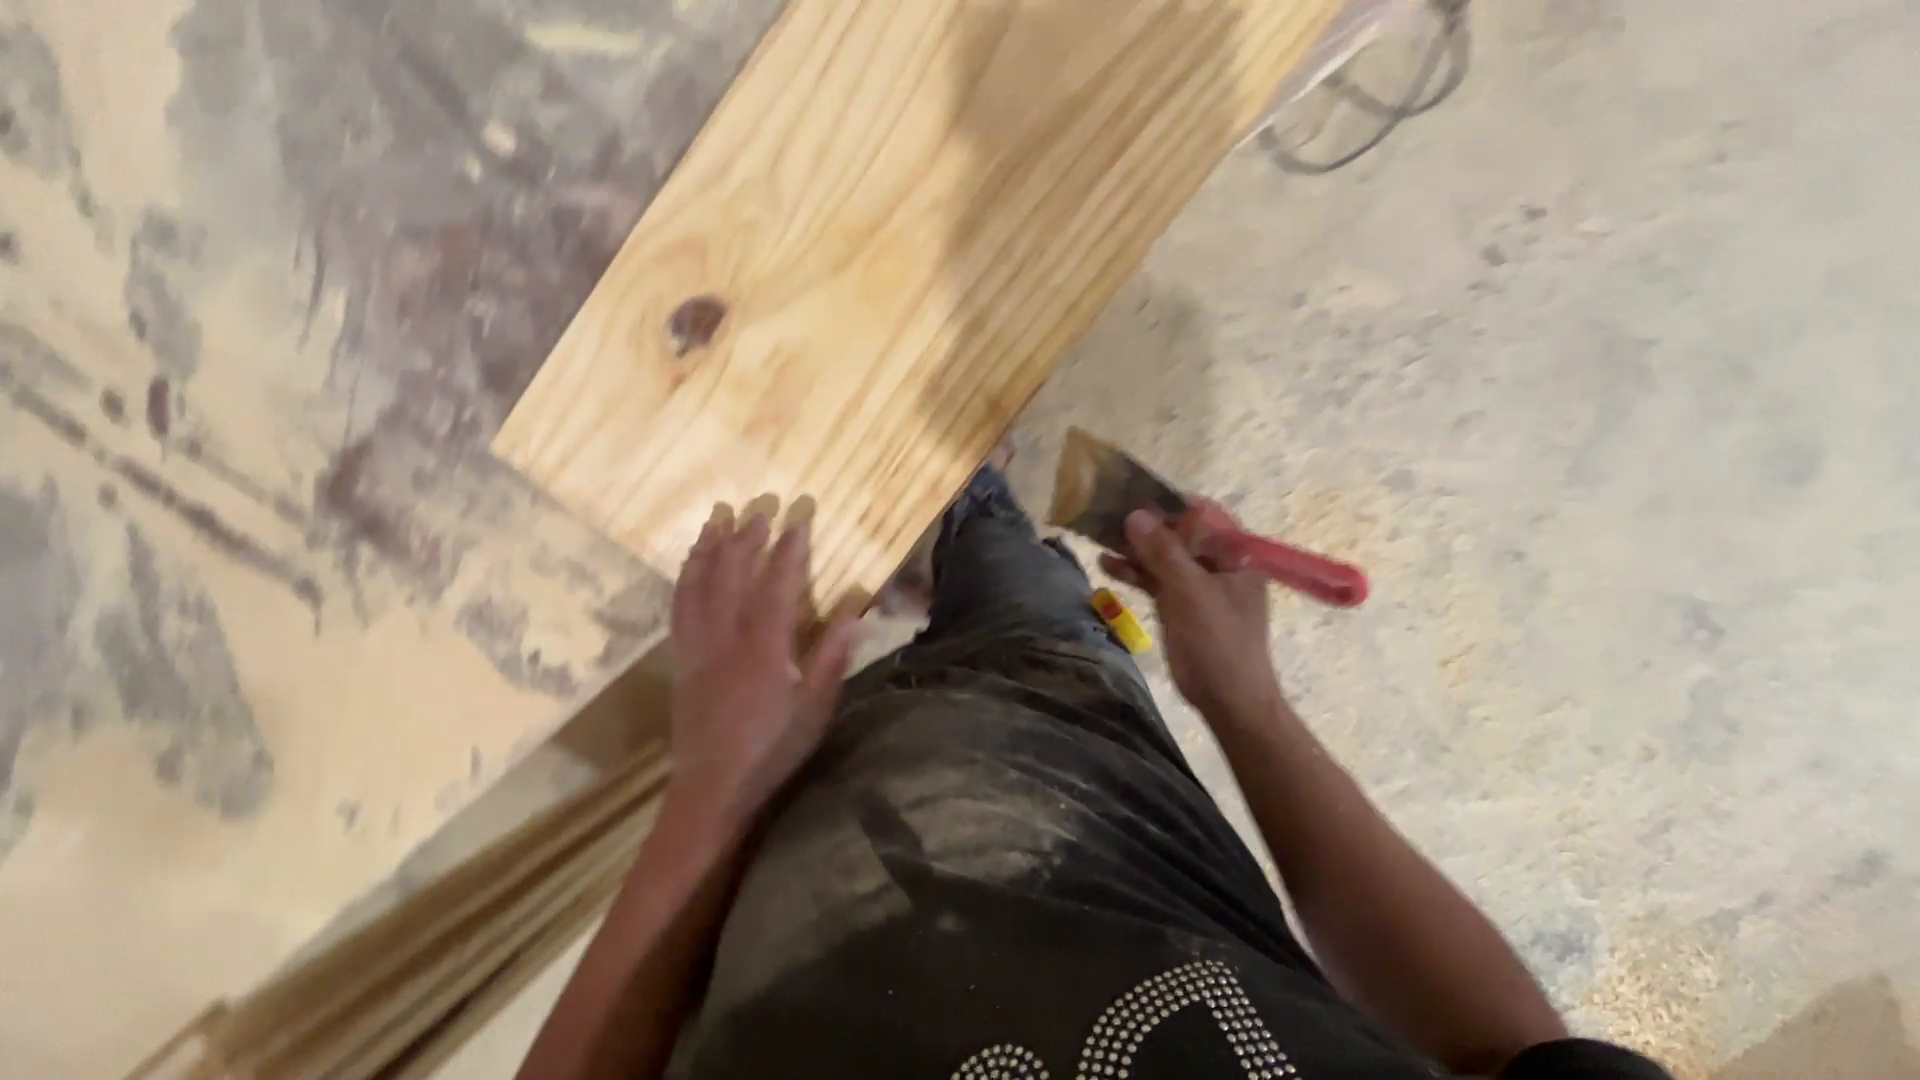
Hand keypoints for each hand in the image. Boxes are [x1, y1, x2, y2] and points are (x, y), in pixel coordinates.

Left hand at [667, 504, 859, 826]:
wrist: (713, 787)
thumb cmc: (773, 748)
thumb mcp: (816, 708)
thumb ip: (833, 655)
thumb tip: (854, 609)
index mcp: (765, 647)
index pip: (777, 582)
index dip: (789, 546)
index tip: (799, 515)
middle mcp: (726, 637)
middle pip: (733, 573)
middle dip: (747, 535)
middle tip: (760, 506)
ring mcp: (698, 646)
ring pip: (699, 584)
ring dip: (709, 547)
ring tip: (718, 518)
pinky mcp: (681, 659)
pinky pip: (679, 606)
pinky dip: (686, 577)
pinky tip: (690, 564)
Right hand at [1099, 506, 1283, 724]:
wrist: (1229, 700)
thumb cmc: (1219, 642)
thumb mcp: (1190, 592)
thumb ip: (1163, 551)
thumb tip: (1135, 515)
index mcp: (1235, 554)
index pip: (1204, 513)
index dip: (1170, 502)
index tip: (1134, 495)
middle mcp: (1219, 564)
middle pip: (1179, 534)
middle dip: (1145, 525)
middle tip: (1107, 514)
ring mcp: (1199, 586)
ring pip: (1164, 557)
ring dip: (1134, 548)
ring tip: (1098, 535)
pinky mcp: (1181, 606)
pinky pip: (1157, 581)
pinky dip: (1135, 572)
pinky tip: (1106, 564)